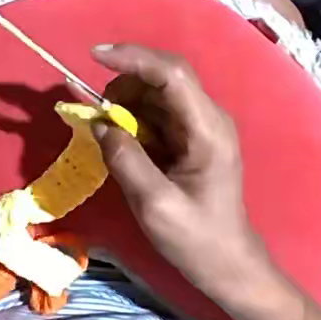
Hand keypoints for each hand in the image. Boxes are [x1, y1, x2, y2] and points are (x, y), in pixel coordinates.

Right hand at [90, 44, 291, 316]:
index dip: (133, 58)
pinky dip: (131, 115)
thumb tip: (99, 125)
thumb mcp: (154, 204)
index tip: (94, 56)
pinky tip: (119, 138)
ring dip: (125, 100)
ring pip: (156, 91)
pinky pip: (155, 111)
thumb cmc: (196, 238)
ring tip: (105, 128)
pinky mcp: (188, 136)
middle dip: (124, 81)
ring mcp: (199, 125)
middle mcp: (207, 117)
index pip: (172, 74)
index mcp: (207, 129)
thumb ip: (125, 160)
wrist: (227, 263)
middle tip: (95, 109)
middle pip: (163, 75)